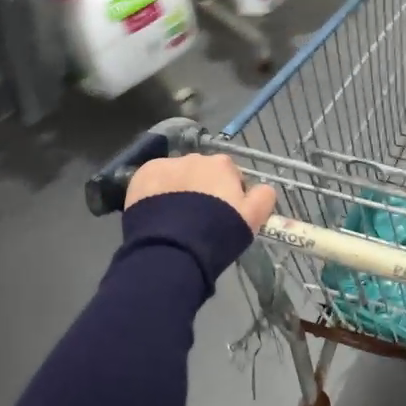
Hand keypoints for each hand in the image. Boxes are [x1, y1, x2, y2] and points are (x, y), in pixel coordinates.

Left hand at [124, 154, 276, 232]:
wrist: (173, 248)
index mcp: (223, 164)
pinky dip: (153, 193)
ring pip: (175, 176)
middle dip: (201, 189)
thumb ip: (263, 197)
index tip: (223, 214)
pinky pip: (152, 182)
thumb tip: (262, 188)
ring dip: (177, 190)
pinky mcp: (141, 177)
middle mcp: (195, 157)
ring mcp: (166, 165)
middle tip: (198, 218)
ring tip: (174, 219)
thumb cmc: (218, 232)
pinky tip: (154, 214)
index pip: (229, 175)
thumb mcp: (254, 218)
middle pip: (201, 172)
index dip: (227, 195)